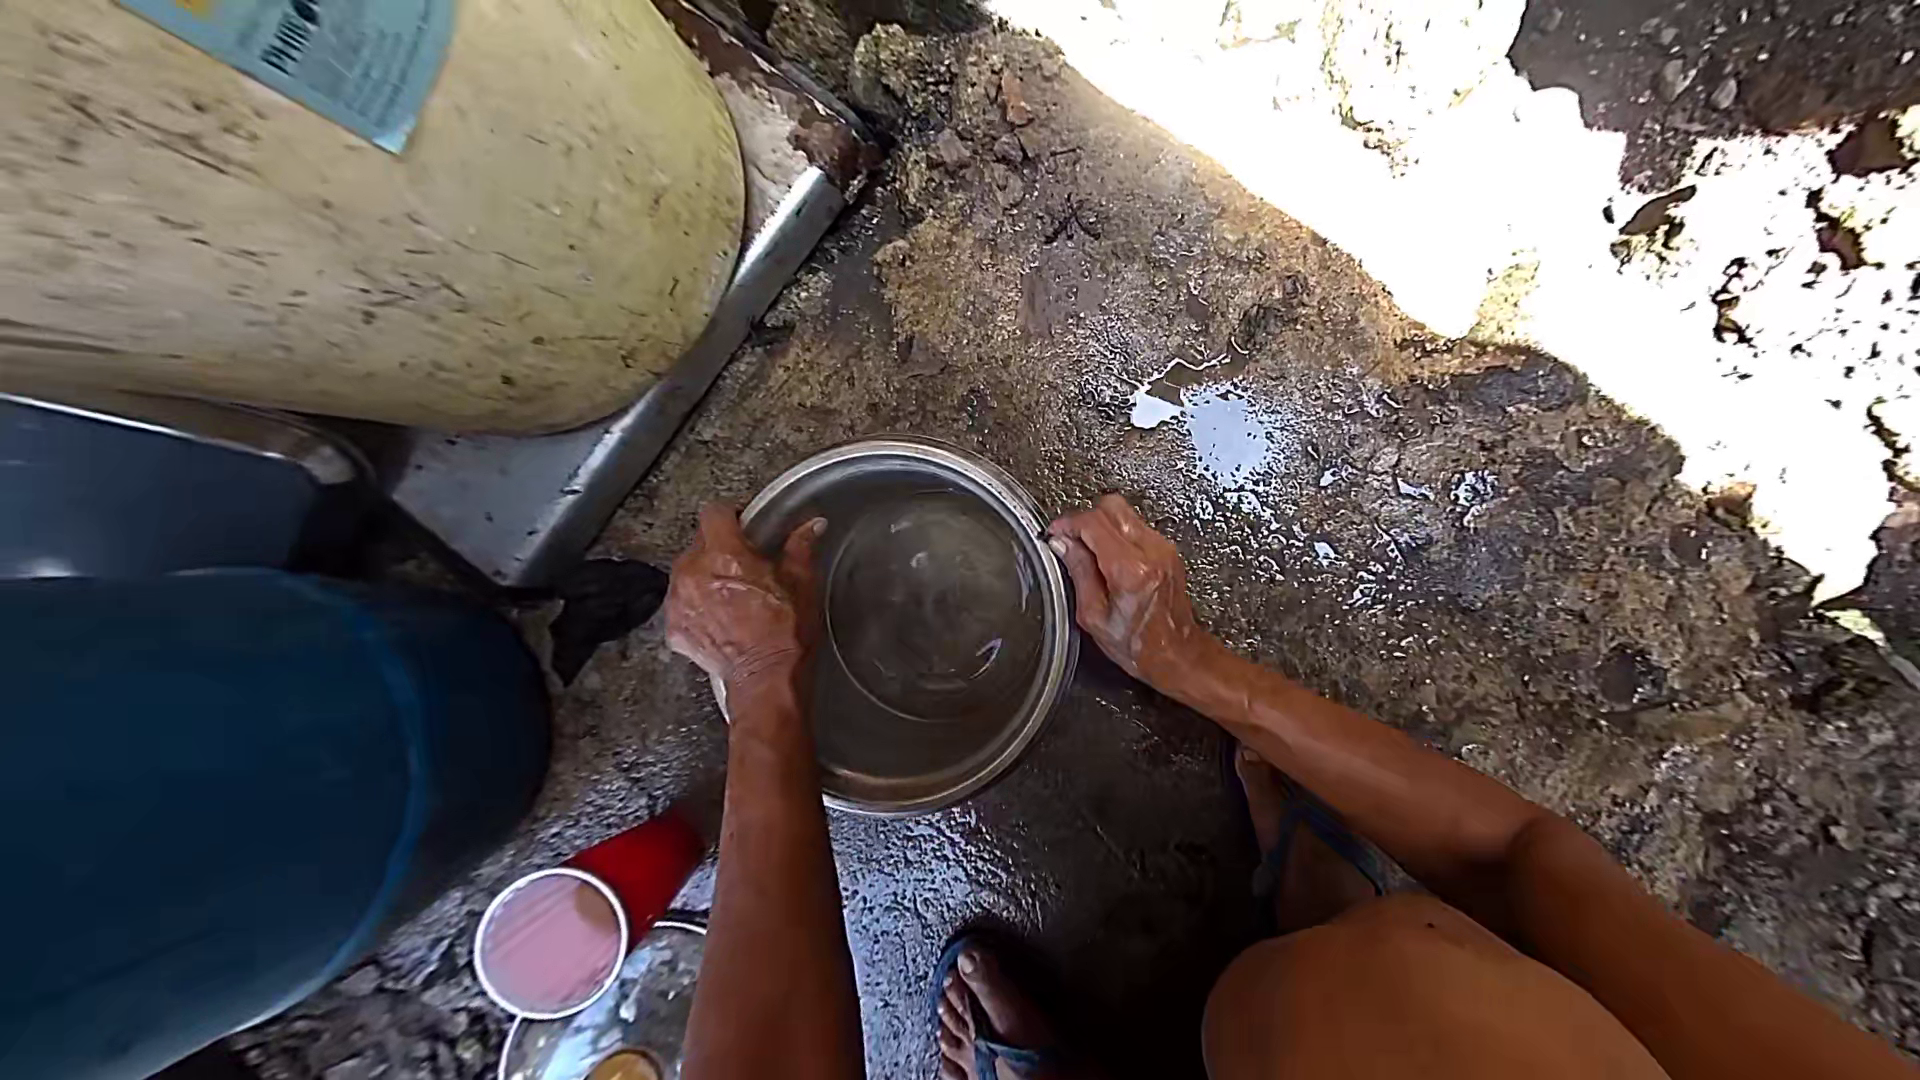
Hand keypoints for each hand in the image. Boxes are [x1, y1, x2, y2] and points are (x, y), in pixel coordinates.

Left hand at [666, 503, 825, 713]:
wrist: (767, 678)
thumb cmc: (784, 632)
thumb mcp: (801, 583)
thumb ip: (801, 546)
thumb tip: (812, 525)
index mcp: (724, 554)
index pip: (714, 512)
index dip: (731, 514)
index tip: (744, 524)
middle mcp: (692, 573)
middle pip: (700, 542)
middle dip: (721, 548)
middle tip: (746, 565)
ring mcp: (678, 602)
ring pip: (687, 571)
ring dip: (706, 575)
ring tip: (733, 594)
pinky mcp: (674, 628)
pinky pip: (681, 602)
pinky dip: (697, 604)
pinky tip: (722, 617)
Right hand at [1048, 494, 1218, 693]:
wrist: (1176, 654)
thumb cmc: (1138, 644)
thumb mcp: (1093, 615)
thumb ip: (1078, 572)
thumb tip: (1062, 543)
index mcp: (1130, 569)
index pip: (1094, 522)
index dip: (1068, 523)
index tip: (1055, 533)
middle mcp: (1151, 552)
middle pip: (1111, 506)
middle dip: (1085, 519)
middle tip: (1070, 539)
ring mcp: (1163, 548)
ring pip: (1124, 513)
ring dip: (1101, 526)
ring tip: (1089, 553)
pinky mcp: (1167, 550)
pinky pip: (1136, 526)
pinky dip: (1116, 534)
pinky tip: (1107, 559)